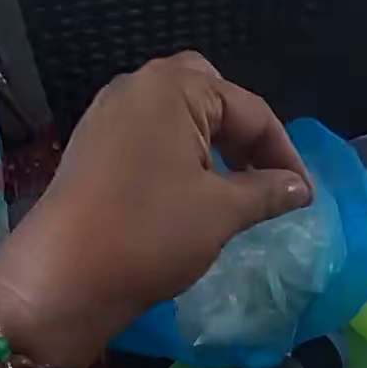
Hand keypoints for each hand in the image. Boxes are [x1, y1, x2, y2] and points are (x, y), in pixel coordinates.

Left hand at [0, 52, 312, 366]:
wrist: (63, 279)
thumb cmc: (149, 235)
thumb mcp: (220, 212)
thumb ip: (266, 191)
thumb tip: (300, 187)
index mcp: (172, 88)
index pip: (248, 109)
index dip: (283, 151)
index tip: (303, 193)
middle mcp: (134, 89)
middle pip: (207, 98)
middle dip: (241, 135)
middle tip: (260, 176)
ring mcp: (105, 120)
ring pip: (173, 121)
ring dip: (208, 148)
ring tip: (228, 190)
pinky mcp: (89, 153)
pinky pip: (145, 143)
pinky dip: (175, 161)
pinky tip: (182, 196)